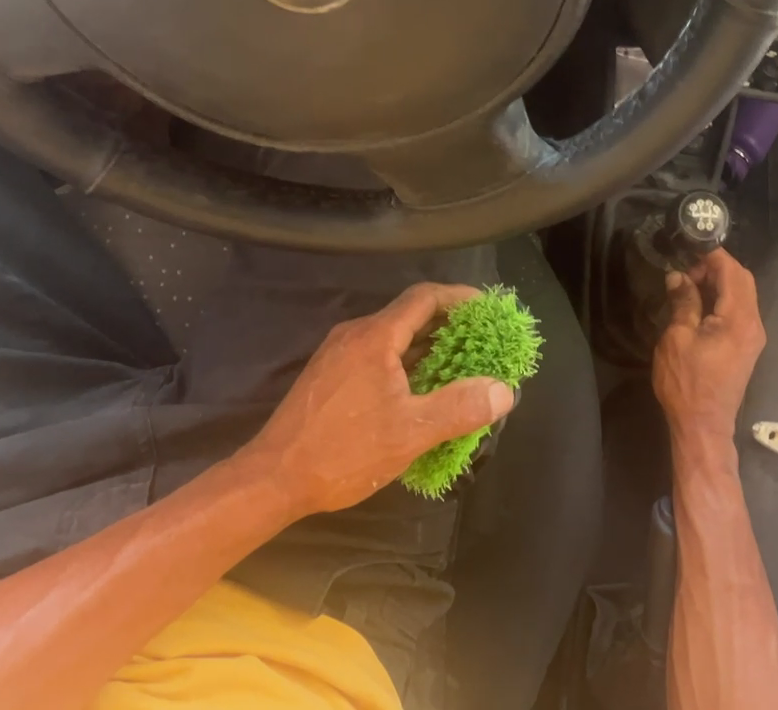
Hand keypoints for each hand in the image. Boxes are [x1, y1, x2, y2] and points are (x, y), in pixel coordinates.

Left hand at [241, 283, 515, 515]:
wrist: (272, 479)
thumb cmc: (344, 451)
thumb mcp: (410, 433)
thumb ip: (459, 407)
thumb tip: (505, 391)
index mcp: (375, 337)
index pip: (424, 298)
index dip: (460, 297)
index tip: (488, 308)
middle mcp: (354, 335)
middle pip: (409, 314)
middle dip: (449, 324)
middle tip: (483, 341)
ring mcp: (338, 354)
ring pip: (392, 336)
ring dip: (427, 345)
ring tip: (460, 366)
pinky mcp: (329, 376)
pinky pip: (376, 354)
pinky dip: (405, 361)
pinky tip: (419, 390)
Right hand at [653, 249, 765, 444]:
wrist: (703, 425)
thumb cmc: (687, 382)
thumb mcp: (678, 337)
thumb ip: (683, 302)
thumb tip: (679, 276)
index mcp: (739, 319)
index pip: (733, 272)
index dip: (713, 255)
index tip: (689, 248)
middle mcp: (753, 324)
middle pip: (743, 281)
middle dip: (717, 267)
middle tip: (687, 267)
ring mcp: (753, 337)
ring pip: (742, 295)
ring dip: (718, 283)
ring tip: (689, 282)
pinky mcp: (746, 346)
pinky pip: (739, 310)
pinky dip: (721, 298)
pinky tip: (699, 302)